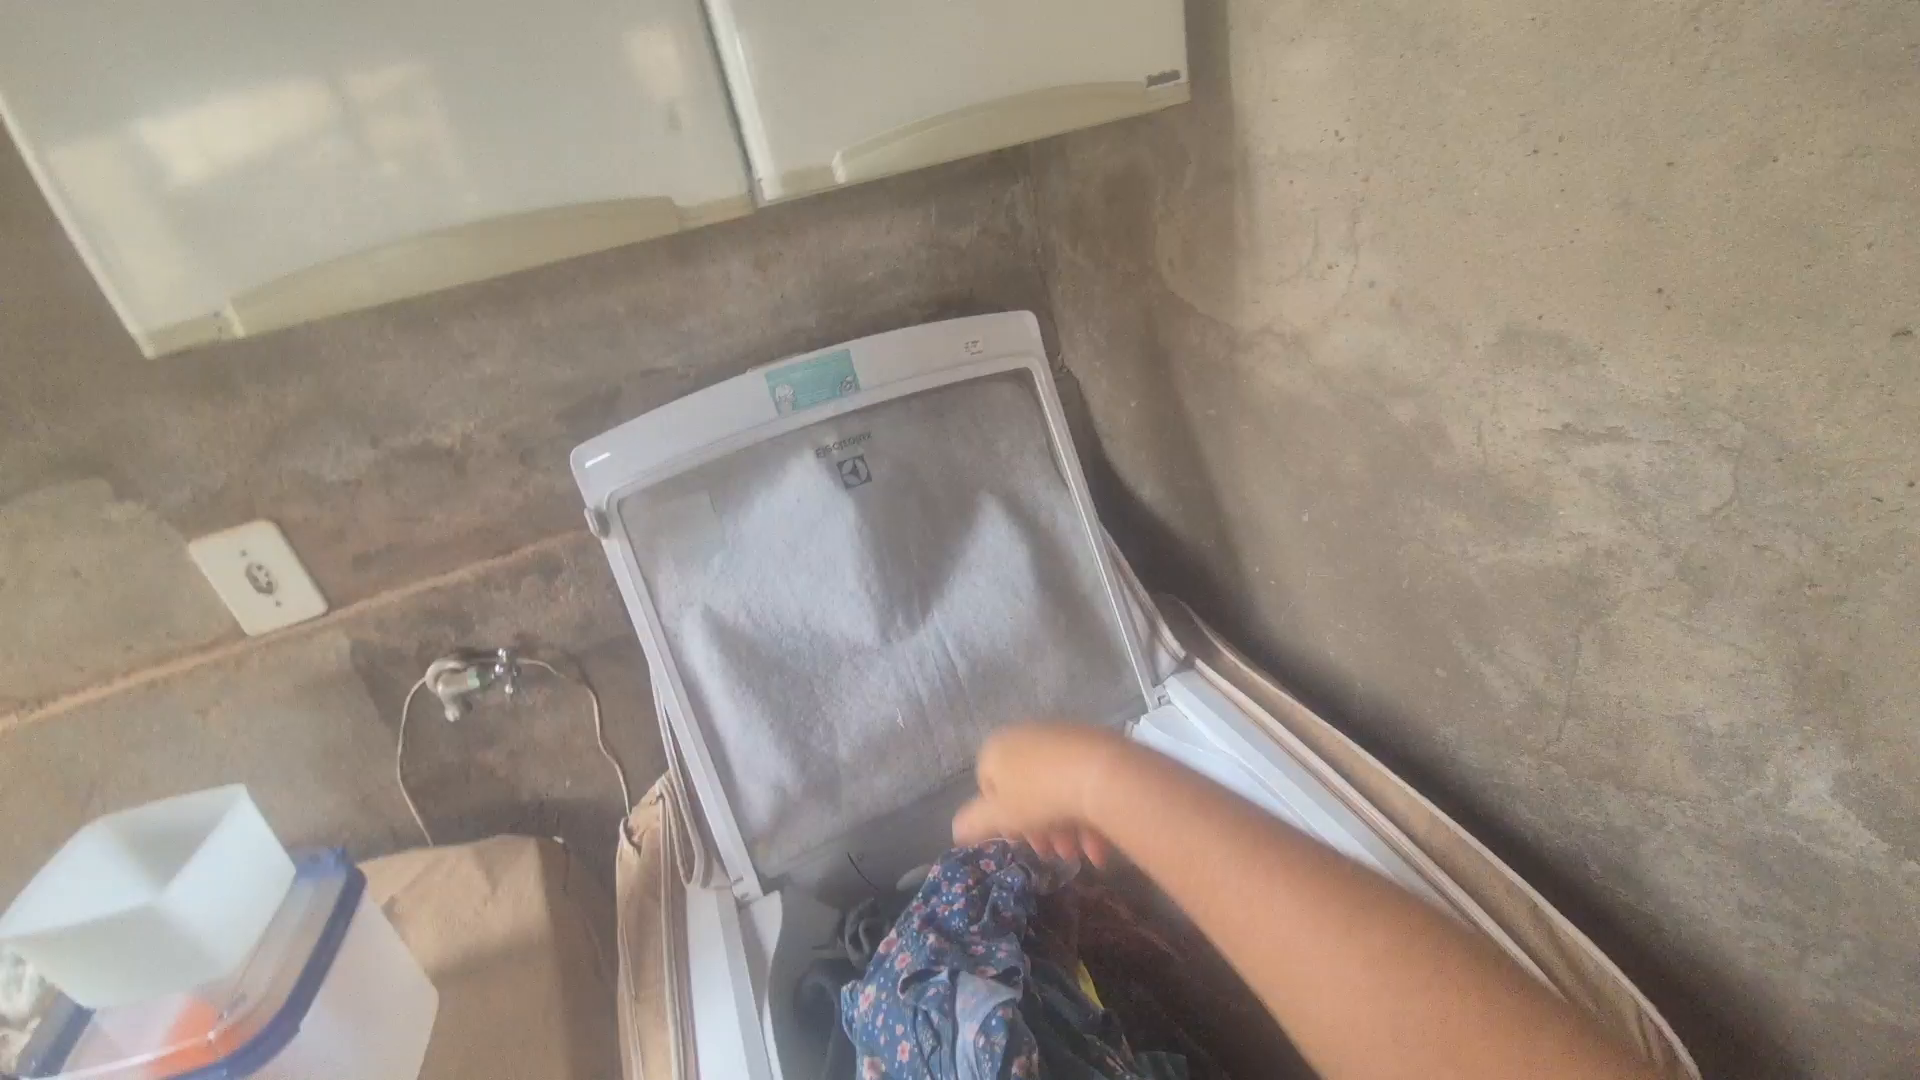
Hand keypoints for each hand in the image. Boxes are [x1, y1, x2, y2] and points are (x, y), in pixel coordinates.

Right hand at [952, 723, 1133, 868]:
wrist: (1103, 774)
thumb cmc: (1041, 796)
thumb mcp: (1000, 816)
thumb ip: (974, 823)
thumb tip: (956, 831)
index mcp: (997, 747)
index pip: (988, 786)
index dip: (1003, 819)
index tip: (1022, 842)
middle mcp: (1026, 734)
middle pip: (1026, 789)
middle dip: (1039, 828)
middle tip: (1055, 853)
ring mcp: (1062, 736)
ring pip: (1056, 788)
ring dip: (1065, 827)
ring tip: (1081, 854)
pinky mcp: (1094, 742)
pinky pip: (1082, 779)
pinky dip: (1087, 811)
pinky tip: (1098, 843)